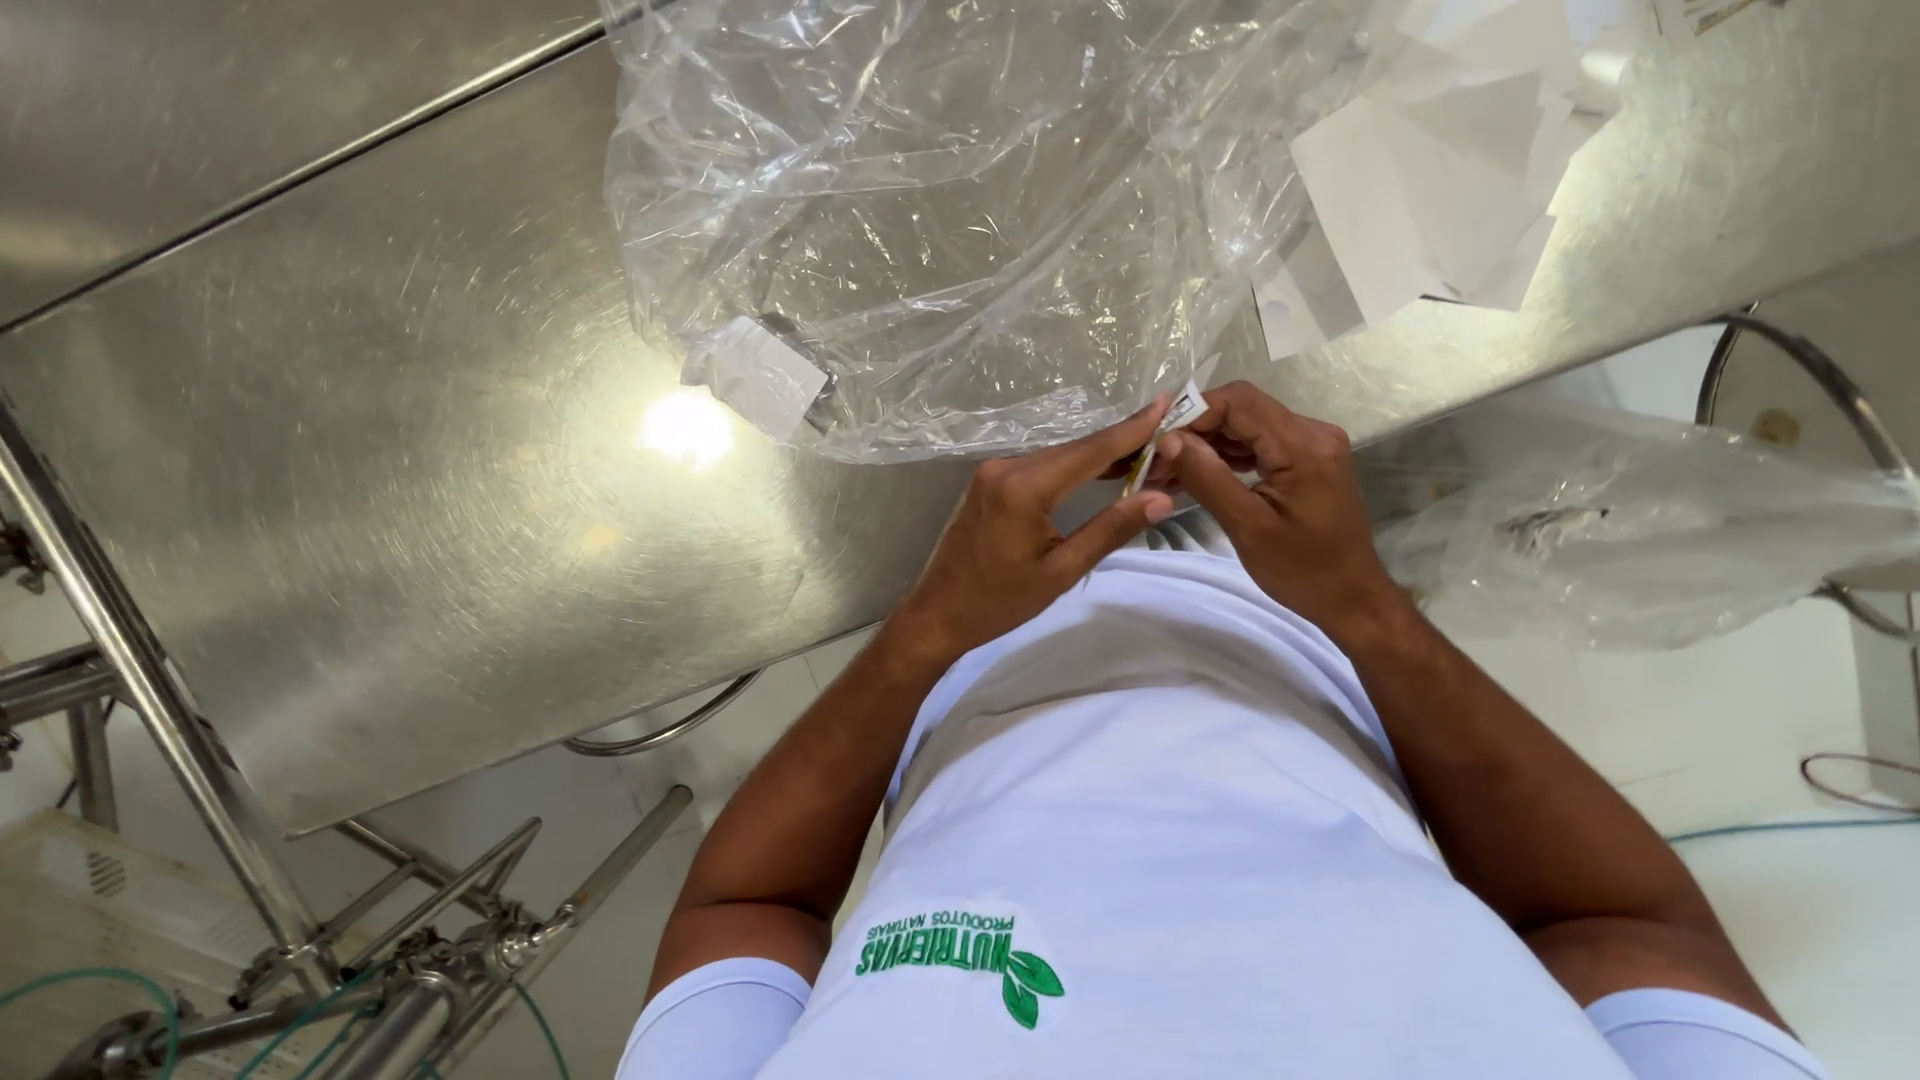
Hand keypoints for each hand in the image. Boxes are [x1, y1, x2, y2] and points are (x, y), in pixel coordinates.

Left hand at [894, 401, 1177, 660]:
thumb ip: (1110, 530)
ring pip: (1058, 456)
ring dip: (1099, 455)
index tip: (1168, 403)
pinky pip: (1040, 466)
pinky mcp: (989, 482)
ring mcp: (993, 472)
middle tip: (1169, 434)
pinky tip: (1101, 470)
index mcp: (1023, 488)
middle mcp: (1006, 468)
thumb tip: (1160, 498)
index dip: (1132, 429)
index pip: (1090, 450)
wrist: (938, 613)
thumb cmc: (999, 602)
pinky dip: (1073, 467)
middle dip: (1122, 442)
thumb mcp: (1061, 571)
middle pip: (1076, 448)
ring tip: (1146, 452)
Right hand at [1156, 381, 1412, 645]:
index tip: (1157, 440)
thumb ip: (1208, 478)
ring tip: (1168, 469)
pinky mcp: (1306, 460)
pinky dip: (1227, 455)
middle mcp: (1313, 433)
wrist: (1350, 598)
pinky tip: (1197, 474)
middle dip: (1196, 428)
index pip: (1239, 402)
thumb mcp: (1248, 527)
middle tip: (1157, 459)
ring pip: (1248, 425)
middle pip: (1242, 408)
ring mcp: (1312, 445)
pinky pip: (1259, 443)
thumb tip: (1168, 440)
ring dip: (1207, 442)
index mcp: (1303, 445)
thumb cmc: (1302, 569)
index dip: (1193, 413)